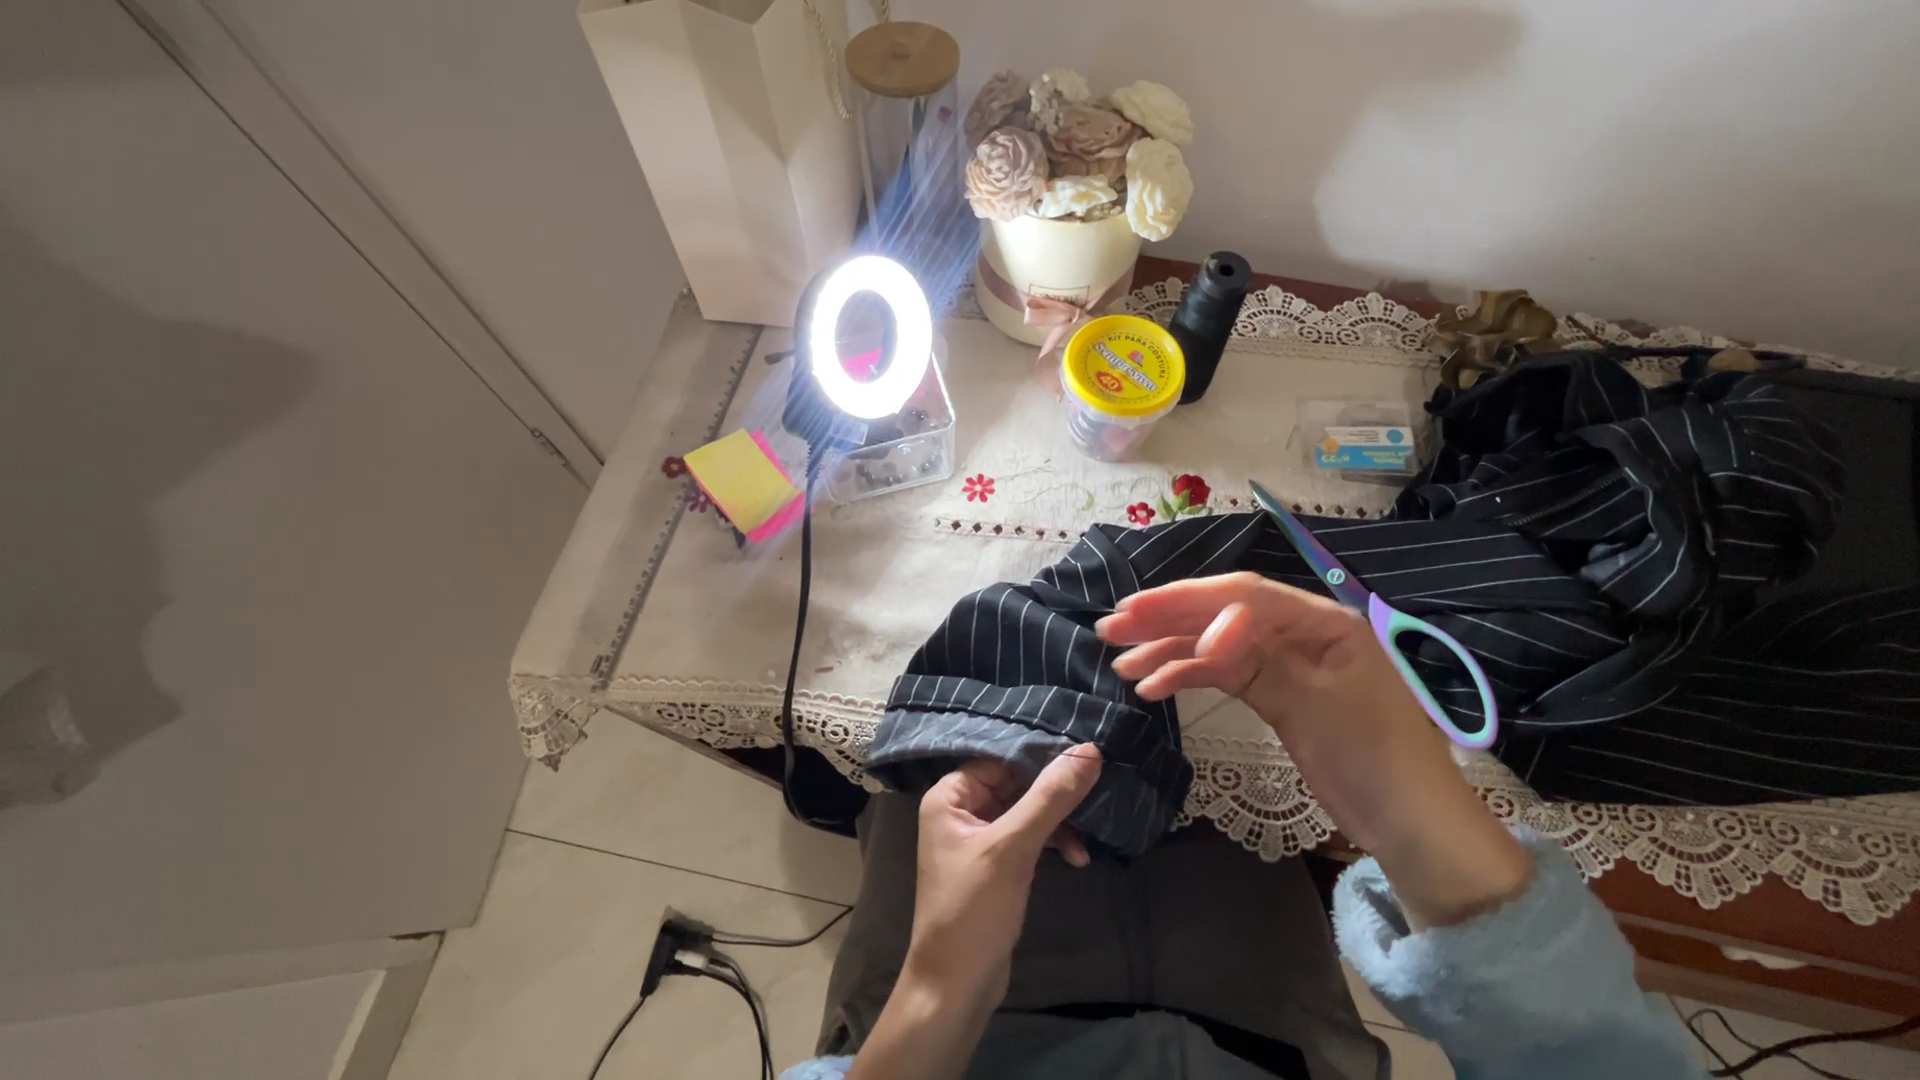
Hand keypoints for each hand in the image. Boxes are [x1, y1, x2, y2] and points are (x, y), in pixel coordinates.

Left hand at [905, 748, 1102, 1004]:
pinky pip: (1030, 836)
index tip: (1087, 754)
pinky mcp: (997, 864)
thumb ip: (1051, 797)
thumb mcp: (1014, 848)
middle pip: (1017, 782)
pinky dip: (1053, 842)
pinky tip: (1078, 856)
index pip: (1001, 758)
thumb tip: (1090, 750)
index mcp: (950, 795)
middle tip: (1098, 795)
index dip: (1041, 755)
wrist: (956, 986)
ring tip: (1086, 842)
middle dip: (1056, 793)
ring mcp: (979, 838)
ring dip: (1059, 822)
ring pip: (1028, 810)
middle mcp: (960, 809)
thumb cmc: (973, 909)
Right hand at [1097, 573, 1528, 928]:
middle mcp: (1300, 632)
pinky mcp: (1276, 694)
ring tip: (1122, 665)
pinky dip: (1189, 678)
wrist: (1410, 825)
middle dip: (1165, 620)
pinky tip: (1154, 687)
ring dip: (1168, 651)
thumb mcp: (1314, 703)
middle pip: (1221, 614)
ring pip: (1215, 645)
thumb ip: (1258, 659)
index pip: (1242, 596)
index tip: (1134, 611)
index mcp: (1322, 621)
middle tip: (1111, 630)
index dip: (1184, 600)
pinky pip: (1223, 674)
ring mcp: (1286, 663)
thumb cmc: (1374, 757)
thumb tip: (1210, 626)